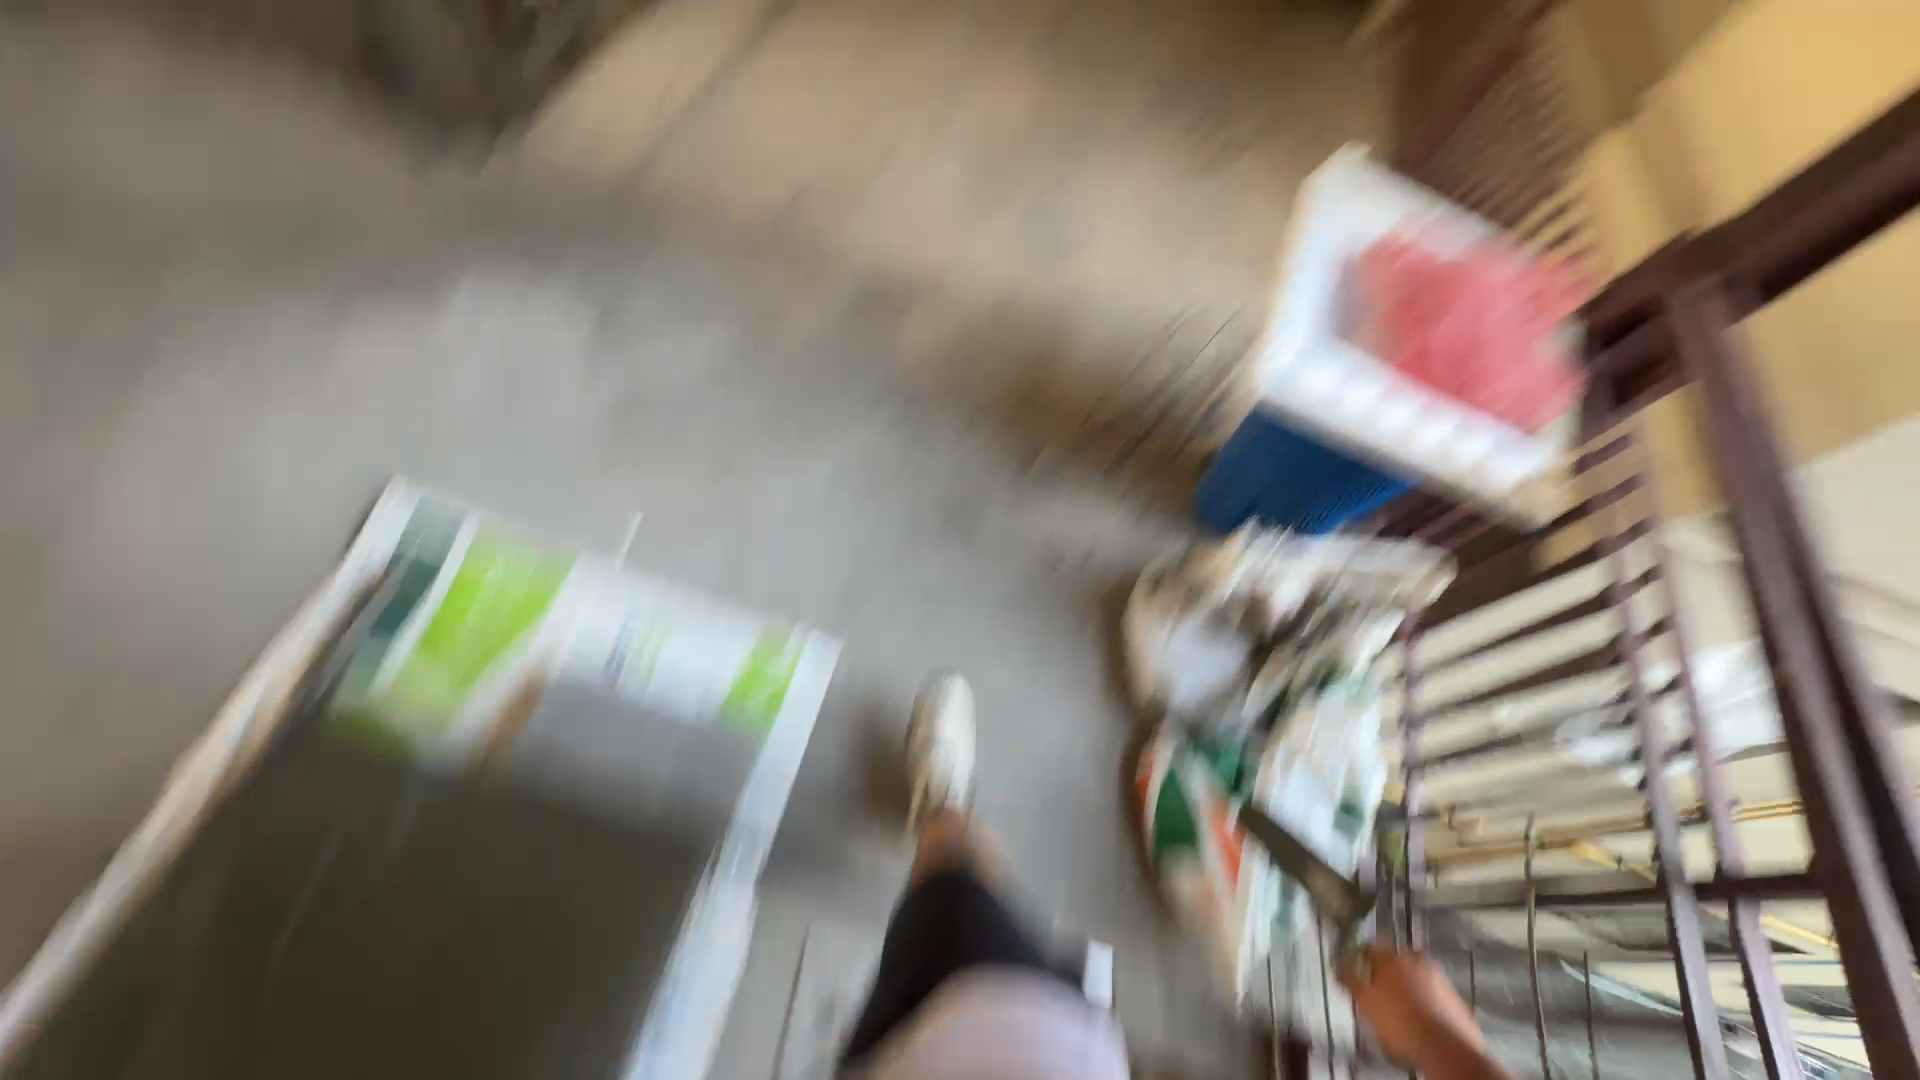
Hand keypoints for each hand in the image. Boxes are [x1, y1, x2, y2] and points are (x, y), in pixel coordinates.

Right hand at [1342, 948, 1502, 1077]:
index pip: (1371, 948)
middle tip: (1379, 993)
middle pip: (1396, 961)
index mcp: (1393, 957)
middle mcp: (1418, 960)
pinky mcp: (1457, 1000)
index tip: (1356, 974)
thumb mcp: (1366, 1002)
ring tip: (1400, 1010)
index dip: (1361, 960)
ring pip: (1417, 977)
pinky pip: (1434, 996)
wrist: (1447, 1050)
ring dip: (1408, 988)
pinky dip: (1426, 1003)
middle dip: (1387, 973)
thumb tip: (1337, 967)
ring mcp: (1441, 980)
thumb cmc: (1399, 1021)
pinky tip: (1420, 1022)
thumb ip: (1350, 981)